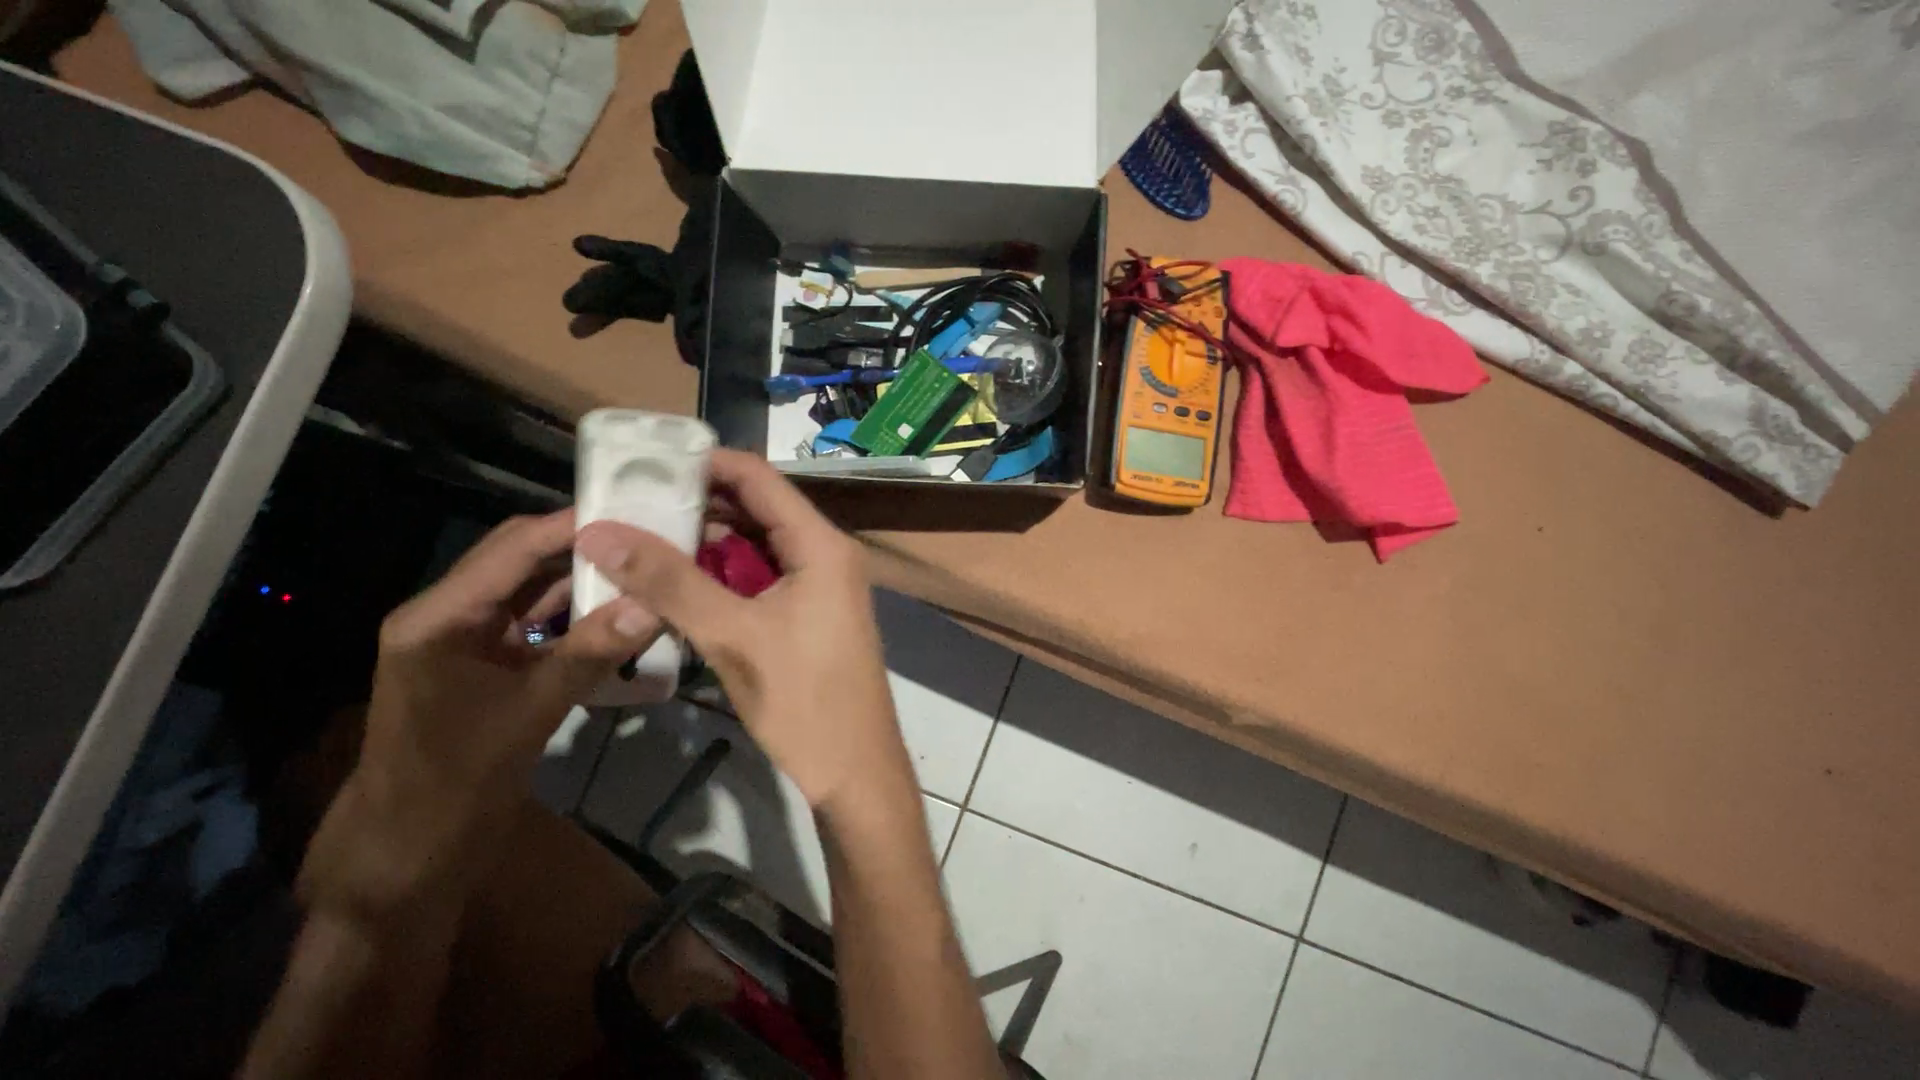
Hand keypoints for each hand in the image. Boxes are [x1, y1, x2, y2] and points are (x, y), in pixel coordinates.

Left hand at [304, 511, 656, 914]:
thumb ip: (590, 655)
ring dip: (584, 585)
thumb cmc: (454, 783)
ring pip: (533, 595)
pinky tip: (623, 618)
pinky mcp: (488, 668)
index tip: (635, 511)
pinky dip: (577, 623)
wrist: (409, 855)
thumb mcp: (529, 715)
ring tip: (645, 569)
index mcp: (439, 618)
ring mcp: (468, 643)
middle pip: (521, 563)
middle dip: (583, 549)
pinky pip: (537, 630)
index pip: (513, 550)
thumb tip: (654, 605)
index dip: (572, 527)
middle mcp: (449, 618)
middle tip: (648, 535)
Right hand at [575, 450, 909, 811]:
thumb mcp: (731, 637)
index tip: (643, 463)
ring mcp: (819, 587)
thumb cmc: (803, 702)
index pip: (758, 478)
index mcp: (820, 545)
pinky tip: (674, 586)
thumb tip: (599, 532)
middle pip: (755, 509)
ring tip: (638, 540)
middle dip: (695, 504)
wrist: (855, 774)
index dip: (703, 463)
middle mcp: (825, 554)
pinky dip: (720, 578)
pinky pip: (760, 580)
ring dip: (703, 544)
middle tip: (629, 504)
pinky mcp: (809, 616)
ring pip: (754, 547)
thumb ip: (669, 581)